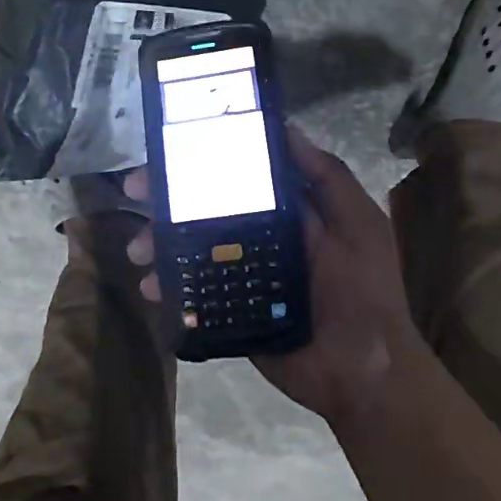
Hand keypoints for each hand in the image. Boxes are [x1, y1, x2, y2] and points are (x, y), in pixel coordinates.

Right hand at [127, 129, 423, 424]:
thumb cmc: (365, 289)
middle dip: (171, 199)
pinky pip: (195, 295)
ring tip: (138, 250)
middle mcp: (265, 239)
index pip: (245, 176)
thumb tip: (288, 129)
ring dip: (161, 244)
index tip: (172, 148)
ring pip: (195, 250)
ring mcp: (246, 278)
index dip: (211, 160)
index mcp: (293, 213)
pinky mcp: (233, 314)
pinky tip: (150, 288)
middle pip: (210, 210)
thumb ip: (328, 178)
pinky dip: (169, 289)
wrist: (363, 371)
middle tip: (135, 192)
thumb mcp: (358, 224)